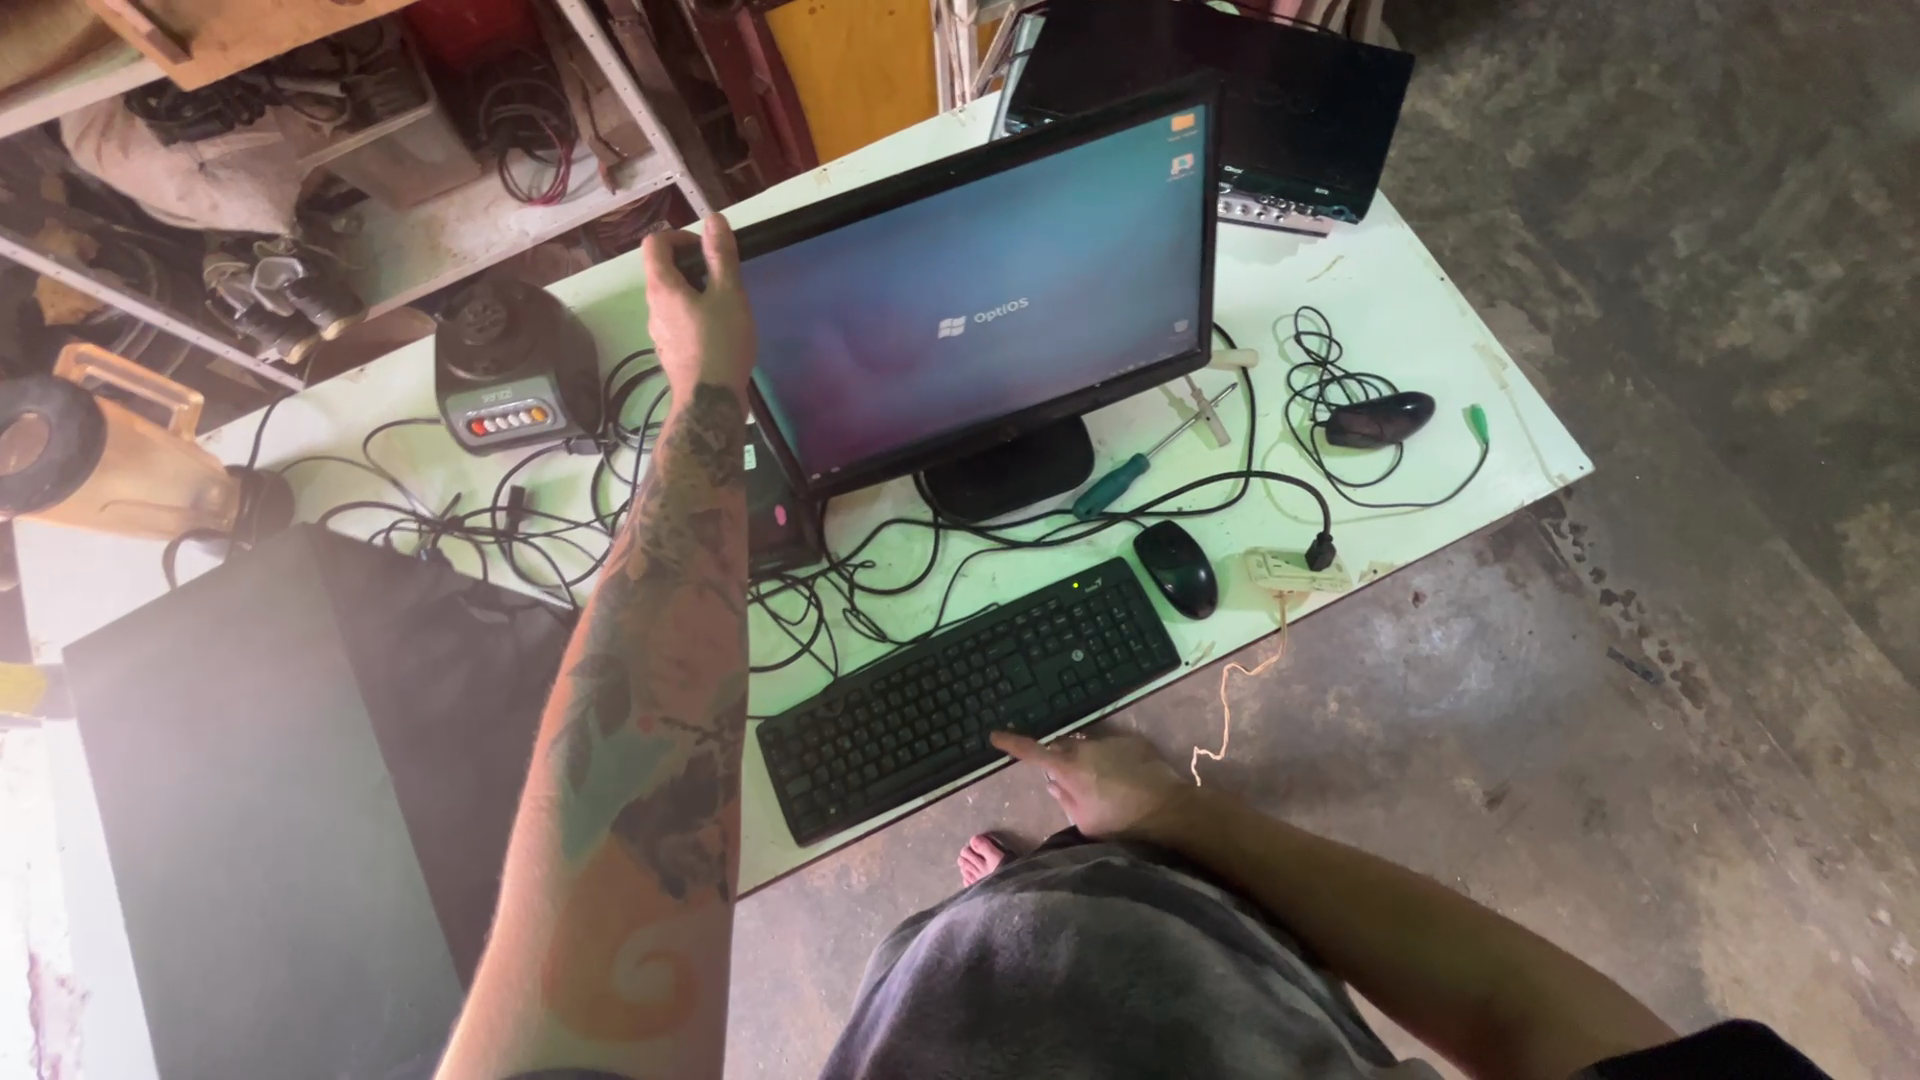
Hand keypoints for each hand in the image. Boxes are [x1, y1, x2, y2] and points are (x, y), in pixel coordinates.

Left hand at [641, 214, 756, 395]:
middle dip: (692, 266)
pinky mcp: (671, 353)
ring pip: (672, 300)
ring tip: (725, 307)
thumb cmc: (721, 343)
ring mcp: (659, 333)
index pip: (655, 243)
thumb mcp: (728, 295)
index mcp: (661, 286)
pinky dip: (694, 317)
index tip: (708, 249)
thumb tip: (713, 219)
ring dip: (694, 294)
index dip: (680, 236)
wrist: (710, 401)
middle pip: (663, 272)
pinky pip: (678, 323)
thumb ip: (721, 256)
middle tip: (723, 279)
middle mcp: (653, 307)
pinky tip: (719, 334)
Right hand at [991, 729, 1191, 840]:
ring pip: (1088, 746)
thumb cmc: (1122, 824)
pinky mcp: (1132, 741)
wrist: (1170, 812)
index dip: (1012, 744)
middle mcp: (1085, 748)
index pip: (1031, 751)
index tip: (996, 737)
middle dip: (1058, 758)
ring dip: (1087, 760)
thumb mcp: (1085, 822)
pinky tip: (1125, 780)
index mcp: (1068, 769)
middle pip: (1061, 747)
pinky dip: (1111, 760)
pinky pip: (1112, 747)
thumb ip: (1064, 799)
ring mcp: (1110, 741)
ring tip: (1103, 784)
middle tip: (1067, 780)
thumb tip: (1052, 782)